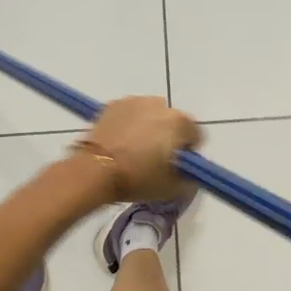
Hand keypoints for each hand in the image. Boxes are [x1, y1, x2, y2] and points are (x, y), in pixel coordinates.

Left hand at [80, 96, 201, 201]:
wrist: (95, 169)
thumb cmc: (138, 178)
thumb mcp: (173, 188)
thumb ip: (190, 179)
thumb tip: (189, 172)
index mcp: (179, 122)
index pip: (195, 135)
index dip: (187, 151)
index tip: (176, 164)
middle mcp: (160, 105)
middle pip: (172, 121)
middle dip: (167, 136)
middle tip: (154, 157)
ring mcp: (134, 101)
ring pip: (149, 114)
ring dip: (148, 127)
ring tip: (133, 148)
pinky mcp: (112, 104)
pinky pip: (129, 113)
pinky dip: (128, 123)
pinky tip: (119, 140)